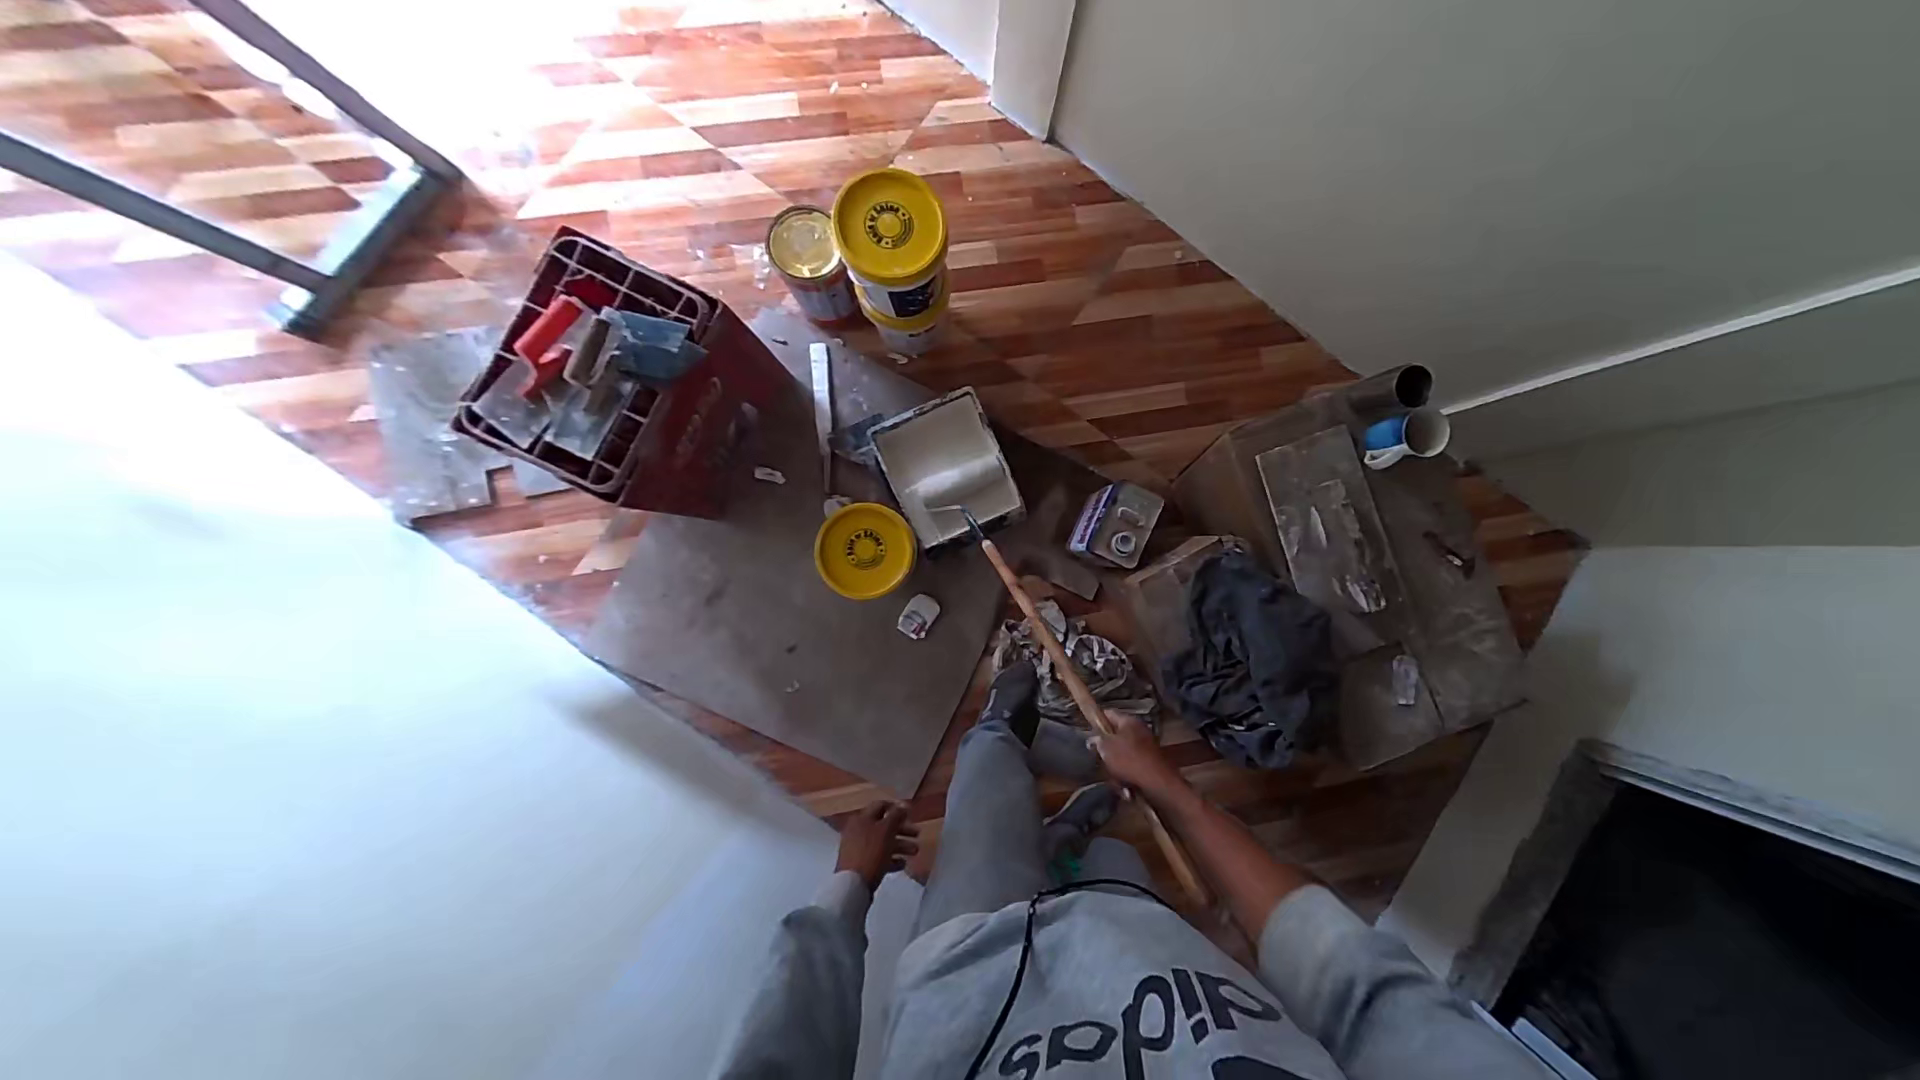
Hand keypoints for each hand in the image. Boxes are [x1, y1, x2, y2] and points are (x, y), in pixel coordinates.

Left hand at [835, 801, 919, 889]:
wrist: (853, 885)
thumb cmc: (871, 852)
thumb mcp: (886, 830)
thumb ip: (896, 816)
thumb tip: (903, 805)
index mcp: (862, 818)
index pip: (881, 806)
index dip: (896, 807)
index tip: (910, 813)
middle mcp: (858, 830)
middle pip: (884, 825)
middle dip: (902, 829)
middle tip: (918, 834)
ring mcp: (858, 848)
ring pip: (883, 842)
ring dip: (900, 845)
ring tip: (915, 852)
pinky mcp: (860, 864)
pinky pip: (878, 857)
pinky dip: (891, 859)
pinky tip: (902, 864)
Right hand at [1092, 711, 1186, 802]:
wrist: (1159, 784)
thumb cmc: (1129, 760)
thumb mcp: (1106, 748)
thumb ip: (1097, 741)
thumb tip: (1094, 739)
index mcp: (1129, 721)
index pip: (1108, 713)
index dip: (1096, 721)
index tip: (1088, 732)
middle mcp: (1139, 730)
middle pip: (1115, 737)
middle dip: (1106, 751)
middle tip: (1101, 760)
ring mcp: (1147, 747)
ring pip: (1122, 755)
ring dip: (1116, 769)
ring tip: (1116, 780)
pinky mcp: (1151, 764)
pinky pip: (1132, 768)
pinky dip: (1127, 778)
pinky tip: (1126, 788)